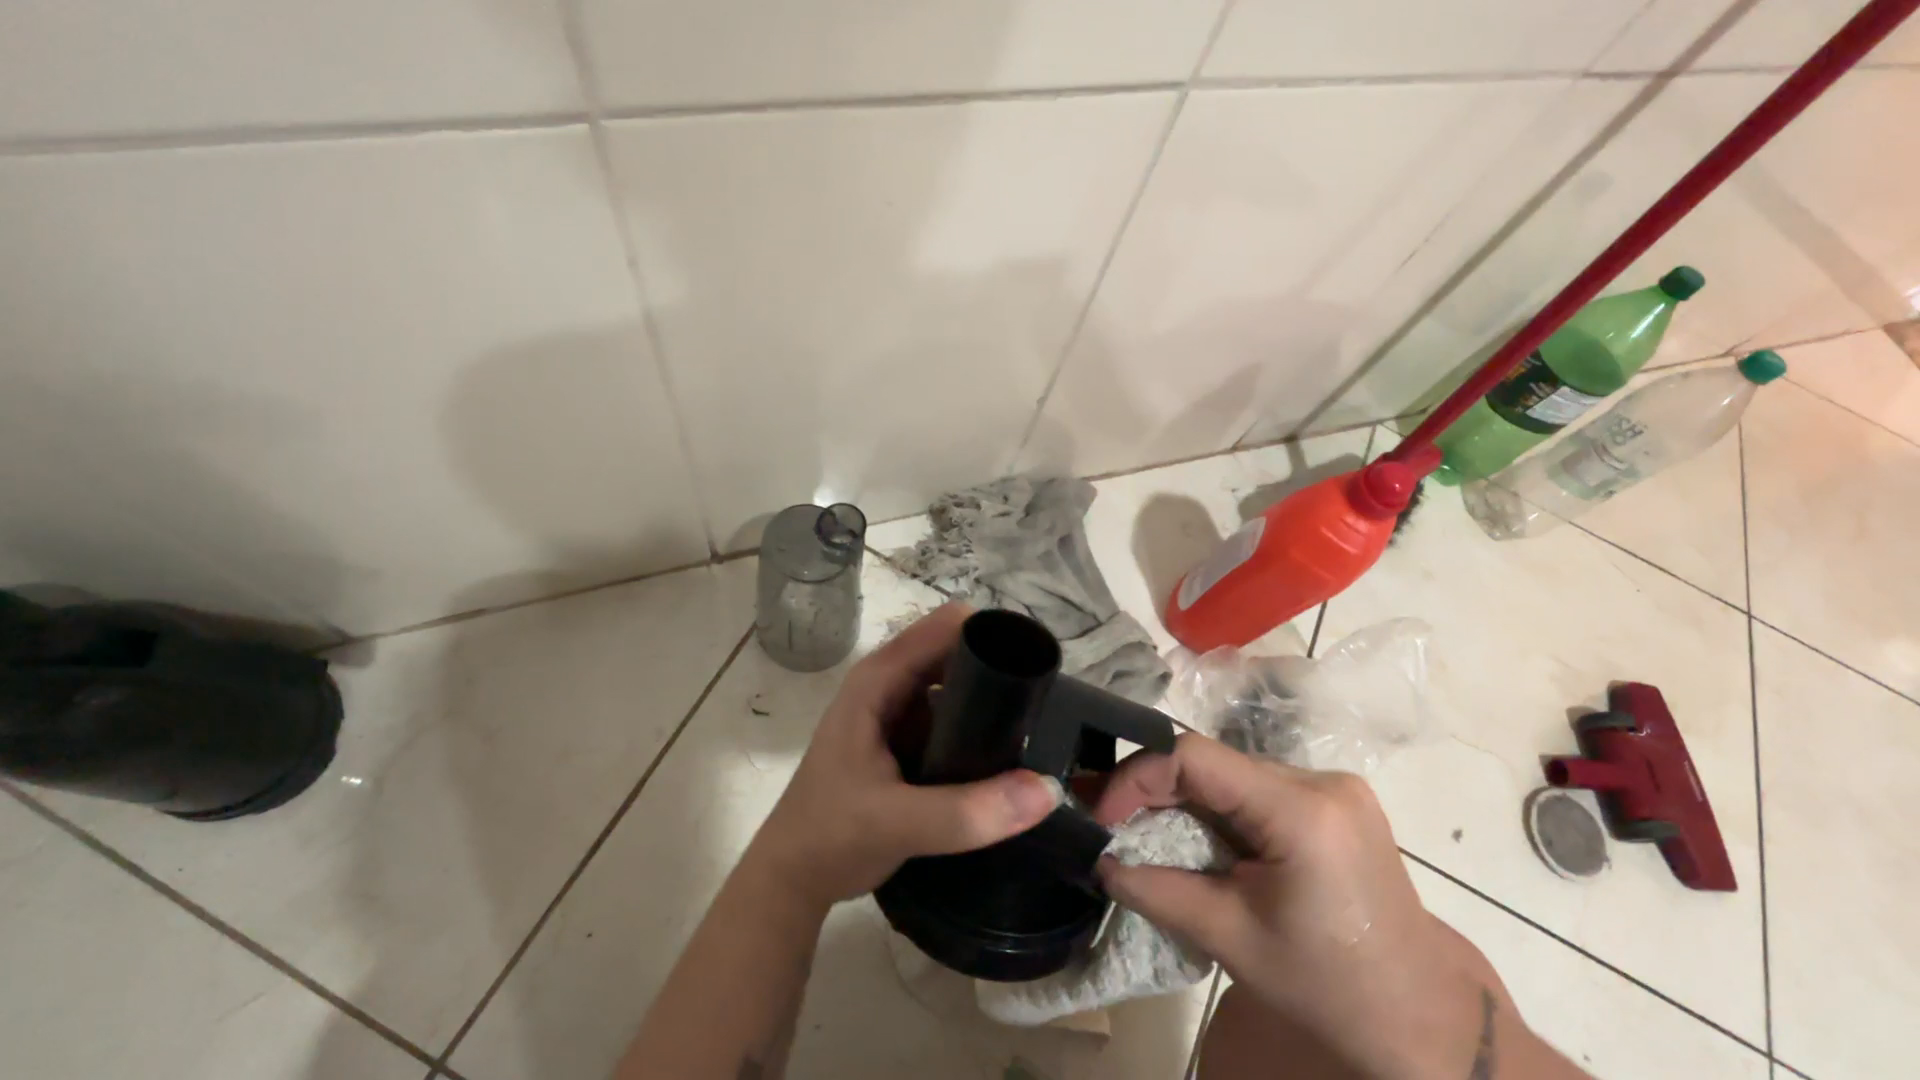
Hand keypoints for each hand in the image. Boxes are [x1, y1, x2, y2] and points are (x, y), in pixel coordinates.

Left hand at [748, 603, 1061, 909]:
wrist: (793, 880)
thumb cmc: (830, 836)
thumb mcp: (897, 823)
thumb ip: (968, 810)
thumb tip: (1048, 789)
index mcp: (878, 681)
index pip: (945, 628)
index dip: (992, 636)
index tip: (1040, 665)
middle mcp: (889, 687)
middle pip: (957, 656)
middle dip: (1001, 672)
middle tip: (1050, 708)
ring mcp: (898, 716)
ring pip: (959, 691)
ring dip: (995, 705)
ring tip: (1043, 731)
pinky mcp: (908, 745)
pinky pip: (956, 724)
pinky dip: (982, 733)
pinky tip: (1013, 757)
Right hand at [1092, 735, 1508, 1079]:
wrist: (1416, 1013)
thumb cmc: (1326, 984)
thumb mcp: (1230, 938)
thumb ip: (1156, 890)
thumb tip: (1097, 860)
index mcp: (1301, 810)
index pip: (1194, 755)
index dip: (1135, 777)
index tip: (1103, 817)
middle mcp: (1321, 779)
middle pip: (1212, 761)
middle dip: (1154, 791)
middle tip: (1113, 828)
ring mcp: (1334, 786)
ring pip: (1231, 772)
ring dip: (1184, 801)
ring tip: (1149, 839)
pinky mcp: (1335, 801)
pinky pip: (1256, 788)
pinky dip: (1217, 810)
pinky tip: (1203, 846)